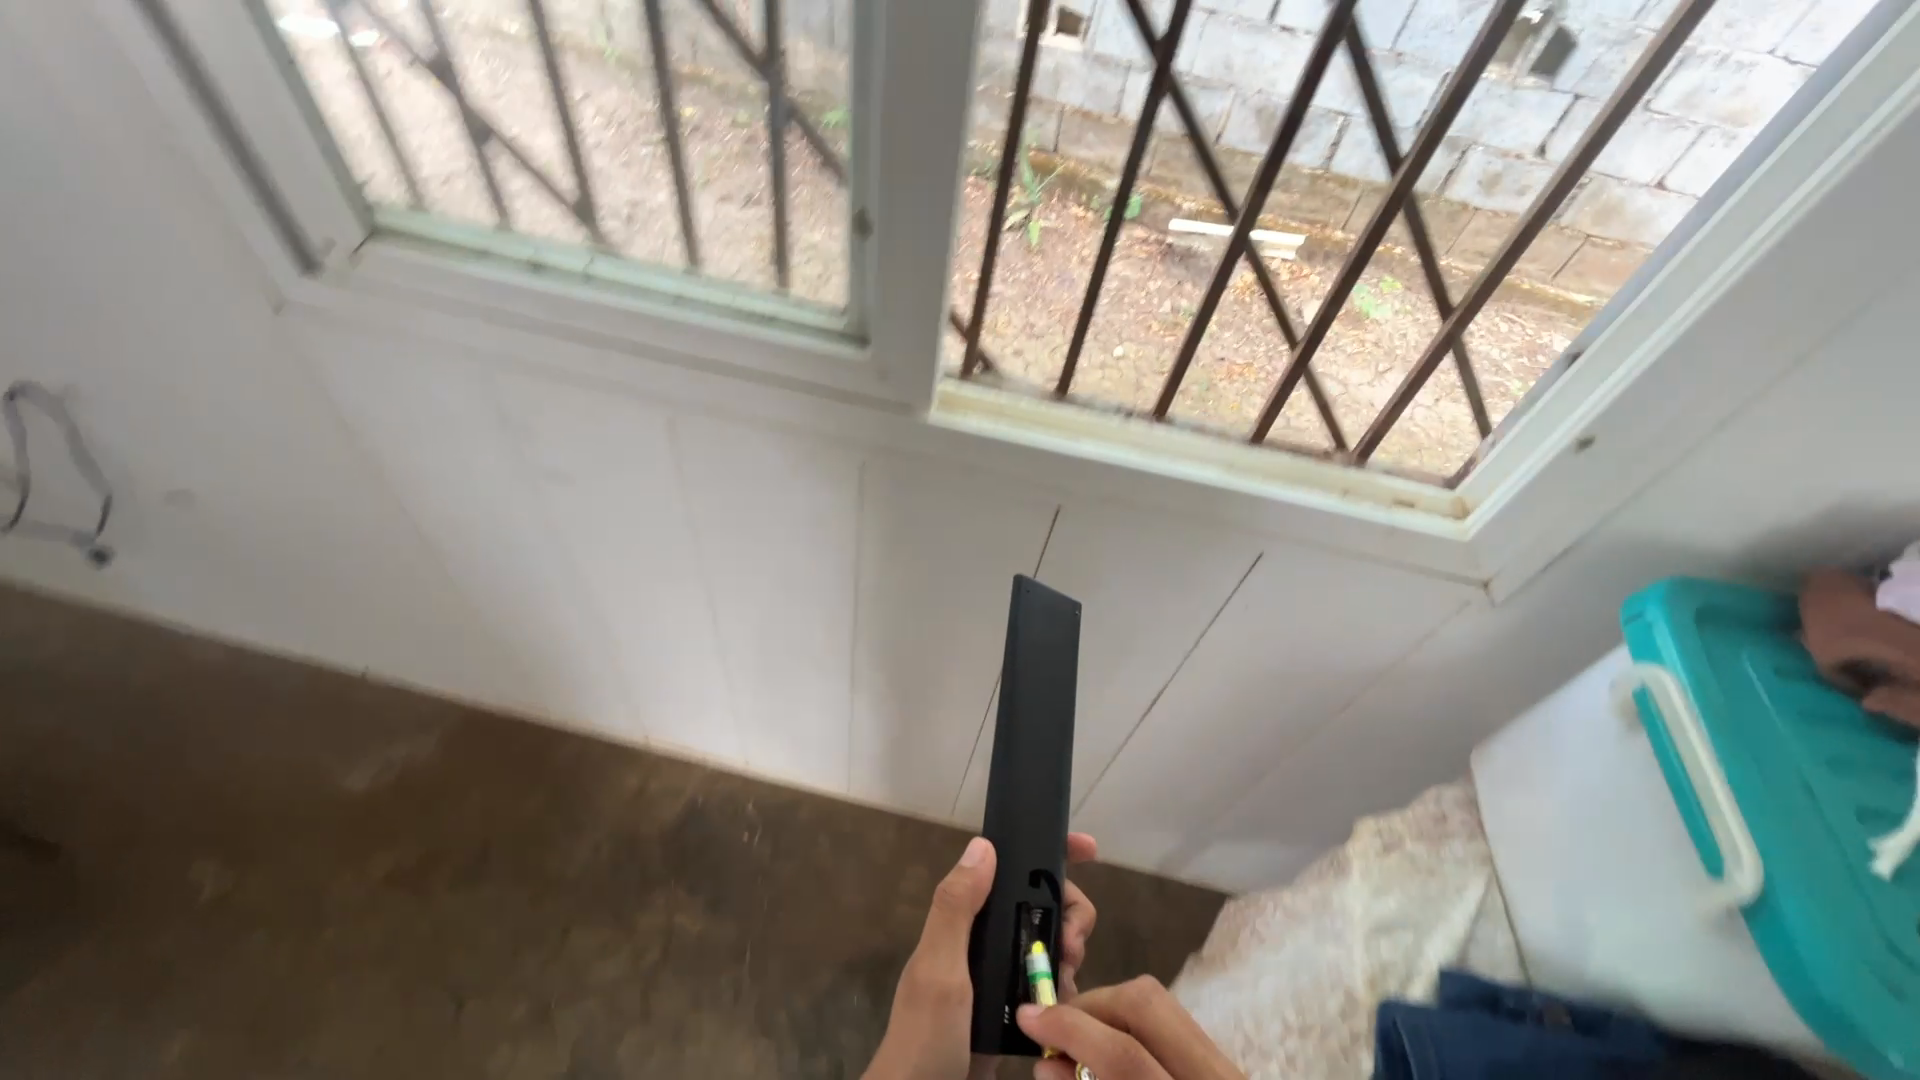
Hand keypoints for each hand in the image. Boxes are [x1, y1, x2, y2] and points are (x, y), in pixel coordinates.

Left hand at [863, 833, 1100, 1079]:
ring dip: (1072, 950)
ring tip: (1068, 977)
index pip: (1008, 867)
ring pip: (1051, 940)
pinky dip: (1067, 985)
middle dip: (1070, 912)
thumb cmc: (926, 1034)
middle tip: (1073, 944)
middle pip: (1042, 901)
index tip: (1090, 850)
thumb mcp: (939, 968)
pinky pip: (1053, 982)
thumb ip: (956, 908)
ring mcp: (1001, 972)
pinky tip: (1070, 1004)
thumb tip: (984, 844)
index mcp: (965, 919)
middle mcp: (985, 937)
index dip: (1048, 851)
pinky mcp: (1016, 1007)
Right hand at [1016, 976, 1243, 1079]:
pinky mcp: (1228, 1066)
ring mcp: (1229, 1068)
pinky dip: (1130, 1028)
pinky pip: (1171, 1025)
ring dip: (1107, 1012)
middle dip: (1089, 1004)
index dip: (1070, 1030)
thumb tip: (1047, 1063)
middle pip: (1147, 1002)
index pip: (1125, 1056)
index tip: (1028, 1019)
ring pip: (1160, 1004)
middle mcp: (1215, 1077)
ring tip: (1076, 1041)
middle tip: (1053, 1026)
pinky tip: (1109, 1050)